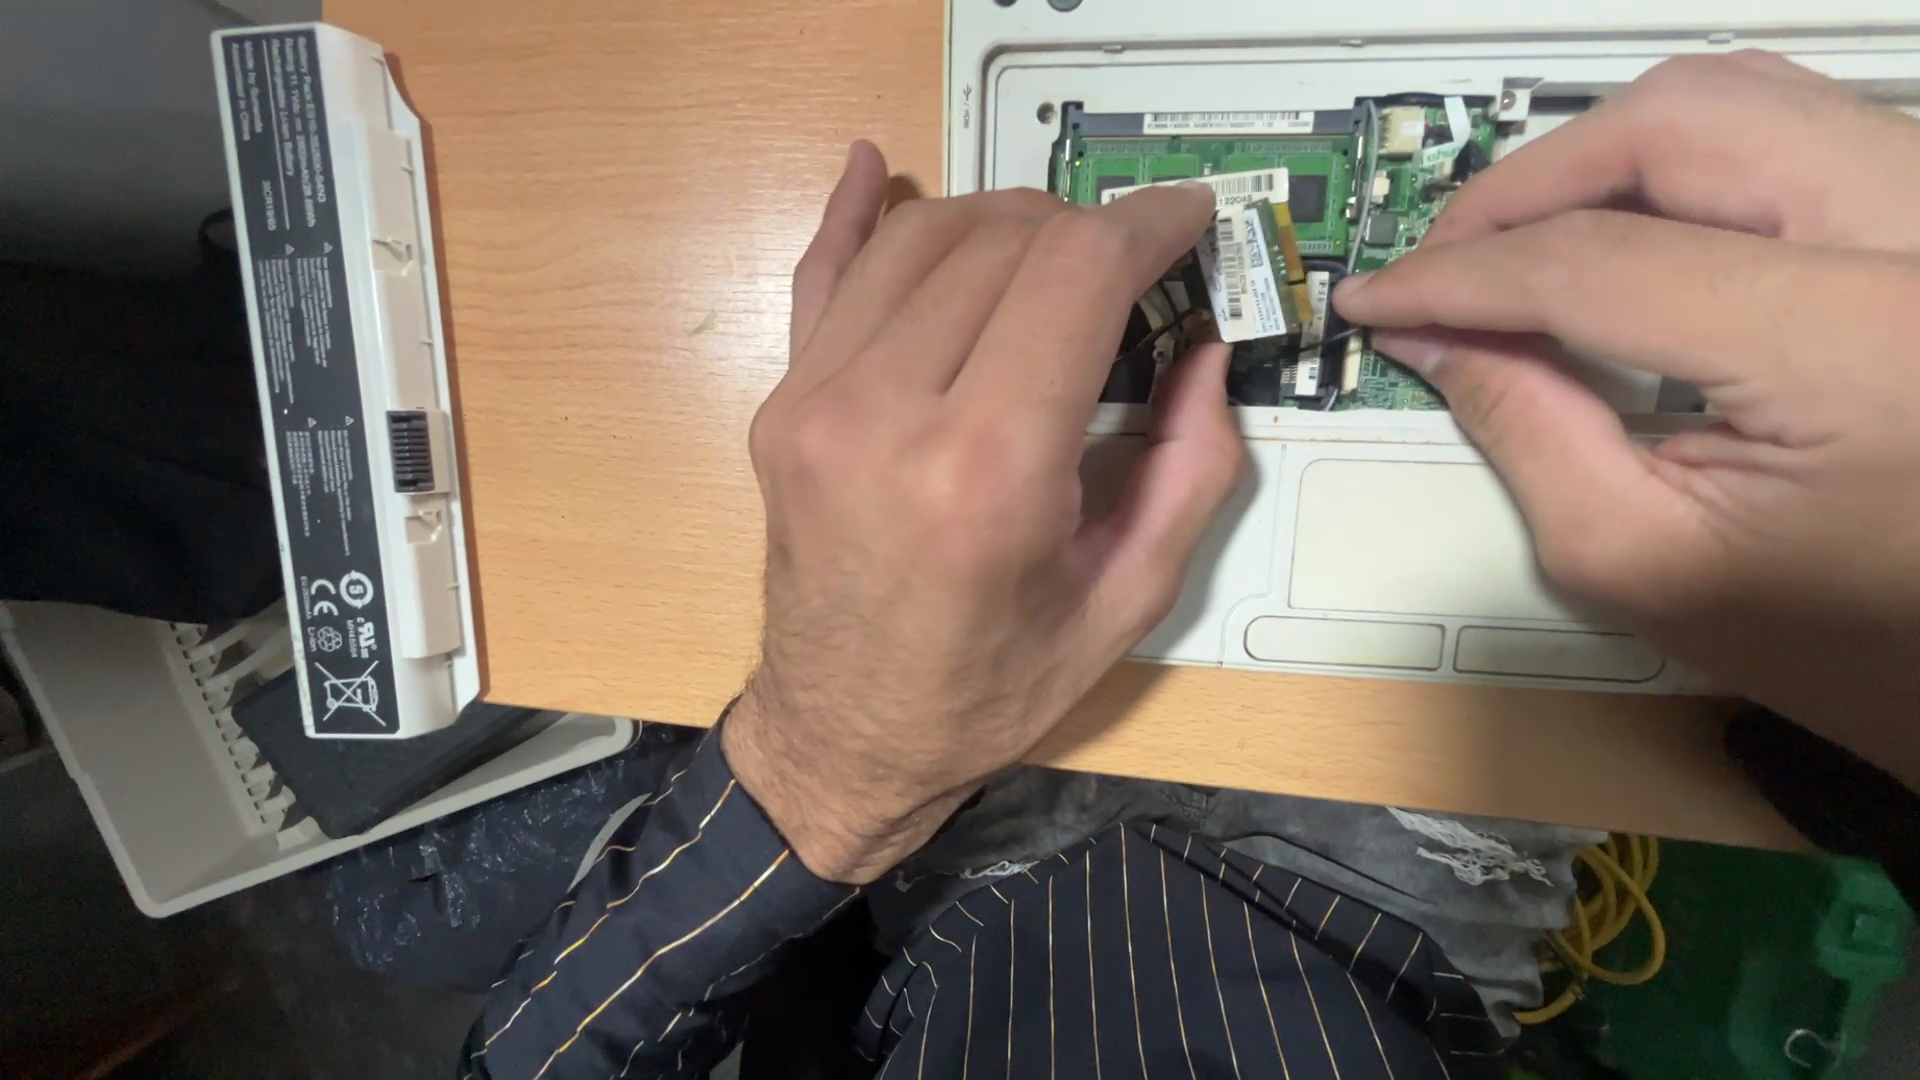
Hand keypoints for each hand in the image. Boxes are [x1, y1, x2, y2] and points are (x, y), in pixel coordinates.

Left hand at [722, 142, 1243, 881]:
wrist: (845, 737)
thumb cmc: (987, 690)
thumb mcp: (1121, 603)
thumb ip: (1189, 467)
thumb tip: (1202, 348)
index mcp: (985, 474)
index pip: (1073, 275)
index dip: (1145, 226)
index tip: (1184, 221)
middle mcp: (885, 416)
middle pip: (1000, 243)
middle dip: (1082, 230)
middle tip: (1126, 262)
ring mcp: (814, 403)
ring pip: (917, 240)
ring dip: (998, 220)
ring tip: (1048, 248)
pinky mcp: (782, 409)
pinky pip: (820, 279)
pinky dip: (859, 216)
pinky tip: (875, 168)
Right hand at [1333, 52, 1919, 787]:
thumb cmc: (1829, 632)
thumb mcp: (1630, 552)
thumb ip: (1519, 426)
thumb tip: (1427, 336)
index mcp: (1862, 352)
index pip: (1598, 263)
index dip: (1456, 276)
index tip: (1370, 299)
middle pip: (1683, 123)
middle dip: (1517, 190)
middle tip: (1434, 266)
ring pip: (1733, 105)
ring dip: (1580, 170)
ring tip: (1495, 257)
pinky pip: (1774, 140)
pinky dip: (1647, 180)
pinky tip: (1583, 249)